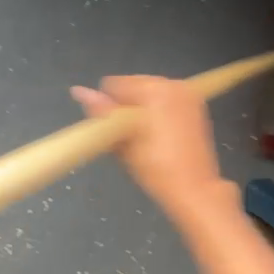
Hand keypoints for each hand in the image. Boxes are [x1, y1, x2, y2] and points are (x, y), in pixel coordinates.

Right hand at [72, 75, 224, 210]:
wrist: (194, 189)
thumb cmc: (155, 169)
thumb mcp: (123, 142)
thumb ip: (101, 111)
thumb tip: (78, 90)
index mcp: (153, 90)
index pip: (114, 85)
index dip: (108, 107)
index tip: (115, 130)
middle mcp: (172, 84)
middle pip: (133, 85)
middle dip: (127, 106)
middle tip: (130, 136)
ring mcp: (187, 93)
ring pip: (149, 92)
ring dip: (142, 109)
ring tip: (146, 138)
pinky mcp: (195, 104)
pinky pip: (165, 98)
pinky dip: (158, 111)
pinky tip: (160, 134)